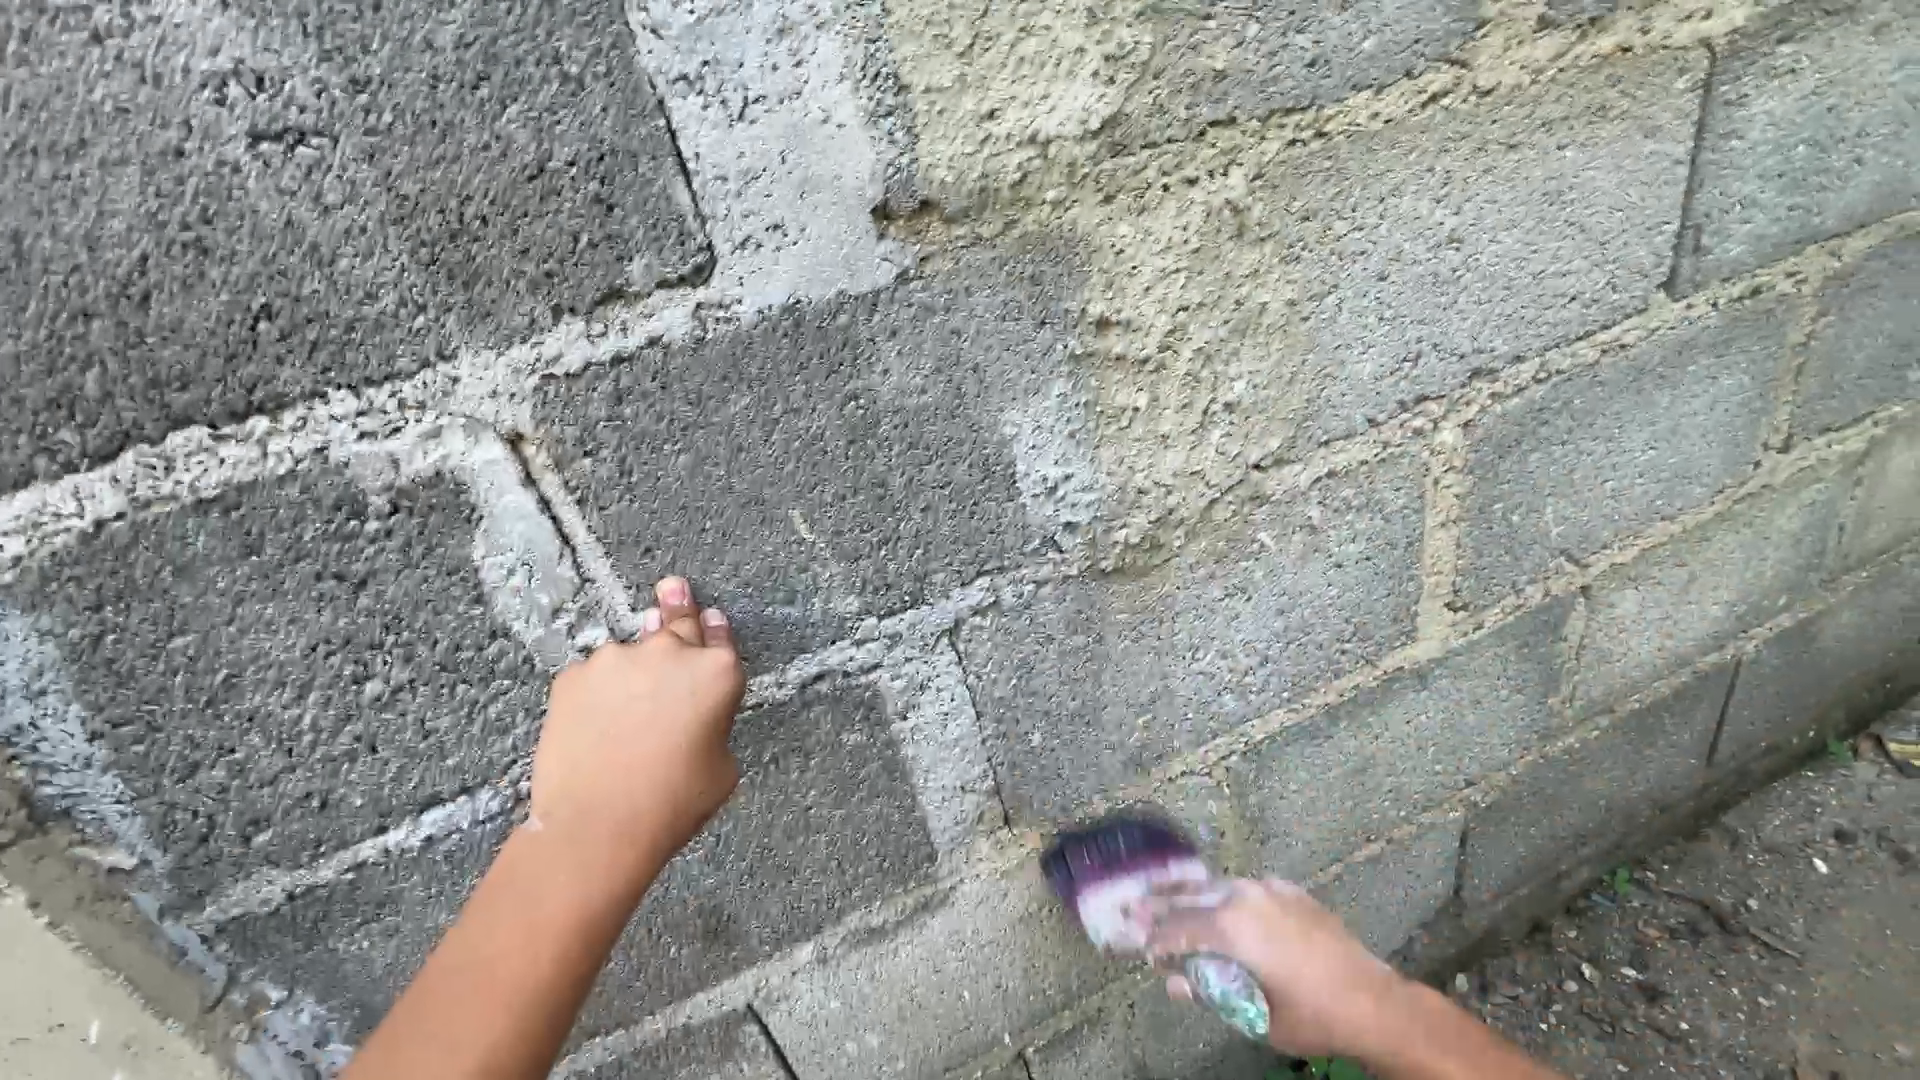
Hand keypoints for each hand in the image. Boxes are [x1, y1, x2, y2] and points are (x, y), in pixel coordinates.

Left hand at [528, 576, 745, 893]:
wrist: (598, 824)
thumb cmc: (674, 802)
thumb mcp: (721, 765)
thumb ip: (714, 724)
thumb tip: (694, 717)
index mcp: (718, 673)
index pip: (722, 637)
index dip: (716, 629)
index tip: (710, 617)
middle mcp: (671, 653)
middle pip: (678, 620)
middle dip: (677, 603)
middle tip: (673, 587)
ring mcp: (618, 659)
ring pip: (630, 653)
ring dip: (633, 666)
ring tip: (625, 703)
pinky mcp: (574, 676)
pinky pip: (593, 676)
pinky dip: (597, 692)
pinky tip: (595, 724)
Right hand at [1147, 878, 1405, 1058]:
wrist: (1374, 1002)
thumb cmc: (1309, 1015)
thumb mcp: (1252, 1014)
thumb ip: (1208, 992)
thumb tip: (1173, 982)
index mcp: (1230, 926)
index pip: (1177, 927)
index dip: (1154, 937)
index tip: (1138, 944)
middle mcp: (1243, 896)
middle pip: (1190, 896)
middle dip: (1160, 903)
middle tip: (1132, 904)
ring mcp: (1268, 888)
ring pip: (1217, 885)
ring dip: (1190, 893)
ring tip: (1166, 895)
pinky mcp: (1289, 890)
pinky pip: (1246, 886)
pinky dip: (1224, 893)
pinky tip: (1218, 899)